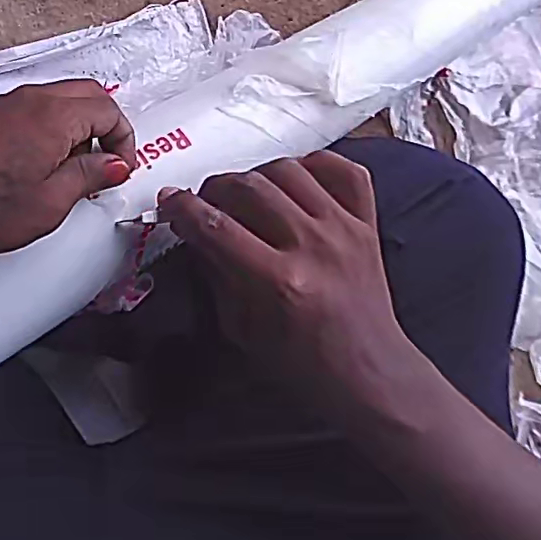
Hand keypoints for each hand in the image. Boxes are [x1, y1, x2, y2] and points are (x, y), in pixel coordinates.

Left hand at [0, 65, 138, 256]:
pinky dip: (53, 126)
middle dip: (106, 127)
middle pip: (90, 95)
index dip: (124, 140)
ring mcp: (8, 104)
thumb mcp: (49, 204)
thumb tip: (111, 166)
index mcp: (53, 116)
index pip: (109, 111)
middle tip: (105, 163)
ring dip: (79, 126)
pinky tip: (43, 163)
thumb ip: (88, 177)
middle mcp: (31, 100)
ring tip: (73, 169)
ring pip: (63, 99)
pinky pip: (37, 107)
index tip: (120, 165)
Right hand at [158, 152, 416, 410]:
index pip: (216, 225)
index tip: (169, 201)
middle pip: (248, 188)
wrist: (371, 375)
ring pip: (287, 170)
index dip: (183, 208)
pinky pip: (342, 170)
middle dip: (214, 189)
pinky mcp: (367, 224)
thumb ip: (215, 273)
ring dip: (255, 175)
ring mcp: (344, 230)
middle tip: (205, 202)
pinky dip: (314, 165)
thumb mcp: (241, 328)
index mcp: (279, 282)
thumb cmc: (301, 362)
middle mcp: (313, 247)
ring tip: (245, 193)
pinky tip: (294, 180)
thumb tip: (193, 228)